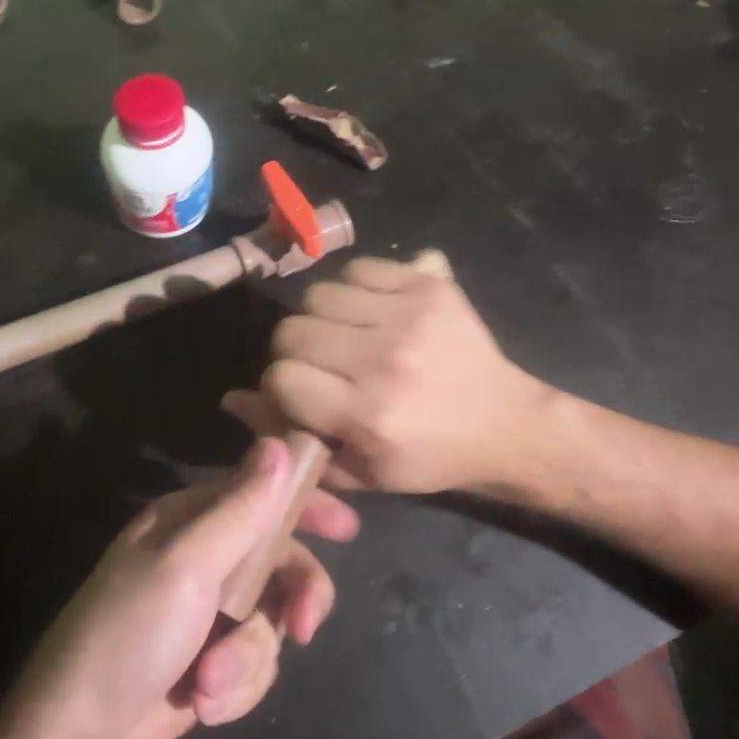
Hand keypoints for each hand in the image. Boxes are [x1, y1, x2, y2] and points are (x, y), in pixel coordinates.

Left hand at [0, 437, 359, 738]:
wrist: (81, 736)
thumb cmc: (130, 634)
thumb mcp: (187, 567)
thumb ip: (239, 510)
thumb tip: (277, 444)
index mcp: (187, 521)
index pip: (257, 493)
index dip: (303, 503)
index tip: (347, 527)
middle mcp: (200, 560)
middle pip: (278, 562)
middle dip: (291, 598)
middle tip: (304, 626)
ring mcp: (205, 614)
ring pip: (270, 622)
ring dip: (247, 659)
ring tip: (209, 682)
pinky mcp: (210, 662)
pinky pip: (254, 663)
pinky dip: (235, 686)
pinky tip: (203, 703)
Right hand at [224, 256, 558, 494]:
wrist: (506, 424)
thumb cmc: (427, 458)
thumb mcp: (357, 470)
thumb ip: (290, 437)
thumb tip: (232, 398)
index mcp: (368, 414)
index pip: (280, 377)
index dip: (282, 388)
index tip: (303, 397)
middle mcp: (386, 360)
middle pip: (291, 331)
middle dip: (295, 352)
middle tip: (322, 368)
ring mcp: (409, 315)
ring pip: (318, 295)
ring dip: (321, 319)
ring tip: (345, 338)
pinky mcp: (429, 285)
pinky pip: (358, 269)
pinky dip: (354, 290)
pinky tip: (371, 315)